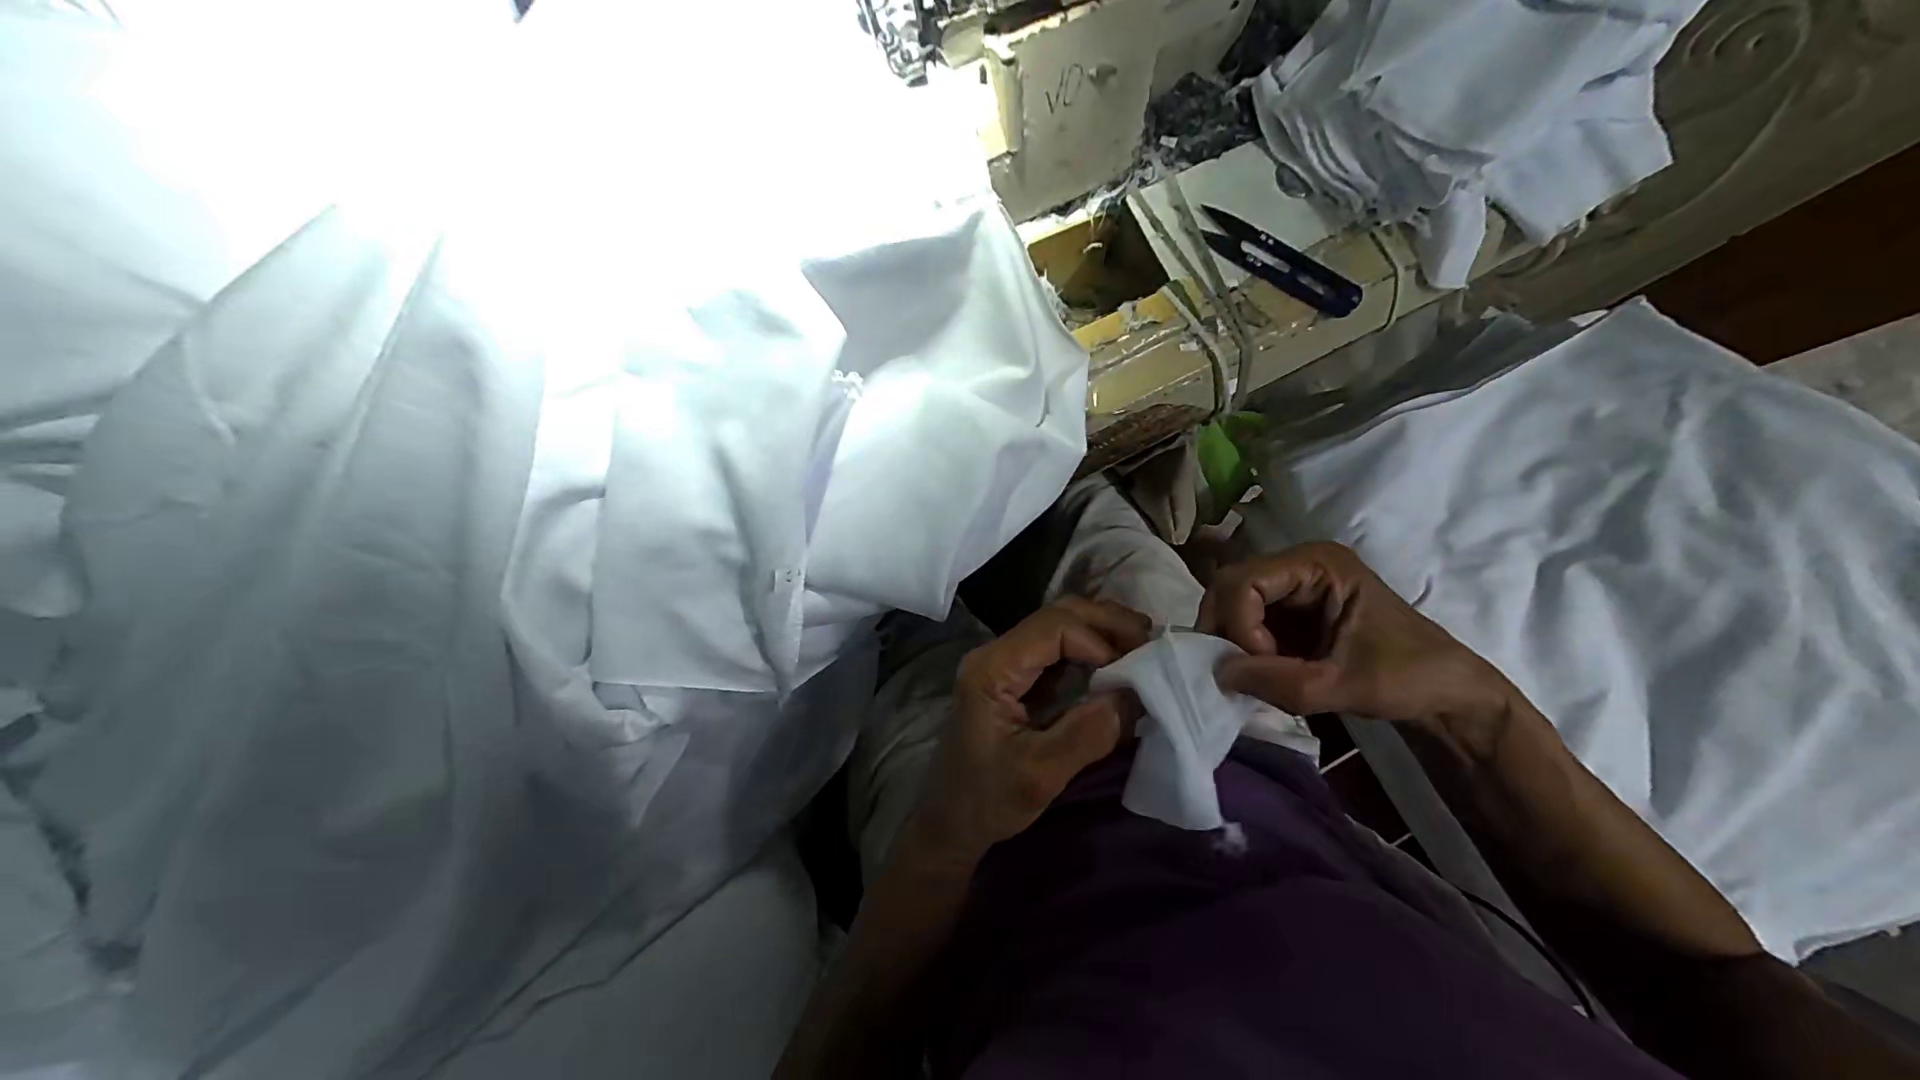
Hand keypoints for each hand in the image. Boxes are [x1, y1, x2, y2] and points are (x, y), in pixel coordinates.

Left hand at [905, 597, 1150, 865]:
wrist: (950, 821)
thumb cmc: (987, 800)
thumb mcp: (1041, 774)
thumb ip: (1088, 733)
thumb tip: (1134, 695)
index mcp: (991, 669)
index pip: (1054, 628)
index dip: (1099, 641)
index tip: (1133, 672)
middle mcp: (995, 654)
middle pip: (1057, 615)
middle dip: (1106, 623)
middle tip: (1152, 642)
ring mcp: (1003, 663)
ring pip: (1058, 626)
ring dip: (1101, 631)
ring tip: (1142, 648)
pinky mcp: (1015, 678)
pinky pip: (1057, 649)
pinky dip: (1091, 649)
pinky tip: (1118, 663)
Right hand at [1199, 542, 1512, 733]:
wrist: (1442, 693)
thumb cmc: (1407, 679)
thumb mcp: (1343, 686)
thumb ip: (1279, 682)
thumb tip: (1218, 673)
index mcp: (1317, 564)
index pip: (1244, 582)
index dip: (1240, 625)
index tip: (1263, 665)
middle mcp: (1297, 564)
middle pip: (1229, 586)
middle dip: (1227, 631)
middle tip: (1240, 672)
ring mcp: (1290, 585)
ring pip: (1230, 604)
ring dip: (1232, 642)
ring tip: (1255, 675)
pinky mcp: (1286, 608)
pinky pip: (1243, 620)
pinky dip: (1241, 648)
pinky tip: (1261, 671)